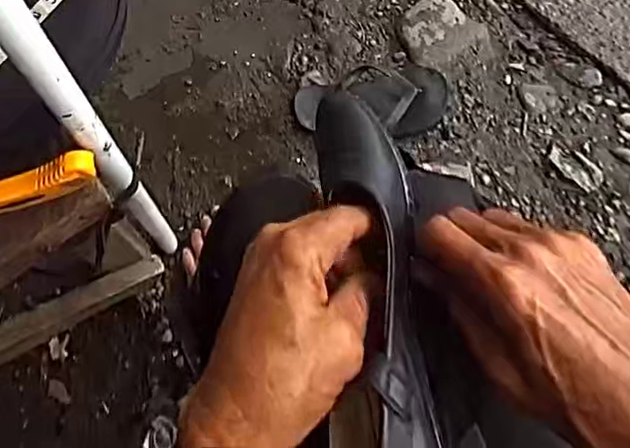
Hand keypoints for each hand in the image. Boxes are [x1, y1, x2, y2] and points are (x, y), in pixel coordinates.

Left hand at [180, 206, 373, 447]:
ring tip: (348, 307)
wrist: (237, 415)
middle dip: (354, 253)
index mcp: (294, 247)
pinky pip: (293, 260)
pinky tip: (323, 312)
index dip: (376, 227)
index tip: (393, 242)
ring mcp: (258, 256)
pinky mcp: (253, 275)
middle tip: (374, 286)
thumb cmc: (277, 386)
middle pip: (328, 226)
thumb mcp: (344, 341)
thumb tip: (374, 277)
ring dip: (334, 267)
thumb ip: (365, 294)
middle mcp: (270, 241)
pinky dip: (313, 276)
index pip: (347, 214)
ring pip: (311, 244)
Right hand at [419, 208, 629, 447]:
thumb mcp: (502, 370)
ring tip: (494, 275)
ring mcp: (558, 244)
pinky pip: (531, 227)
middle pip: (462, 214)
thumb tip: (434, 280)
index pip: (438, 229)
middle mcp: (530, 252)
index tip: (426, 259)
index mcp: (504, 282)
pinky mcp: (581, 244)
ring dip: (485, 238)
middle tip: (453, 268)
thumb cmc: (585, 401)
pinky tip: (531, 277)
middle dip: (452, 239)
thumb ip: (459, 312)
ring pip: (495, 216)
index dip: (424, 244)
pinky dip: (520, 243)